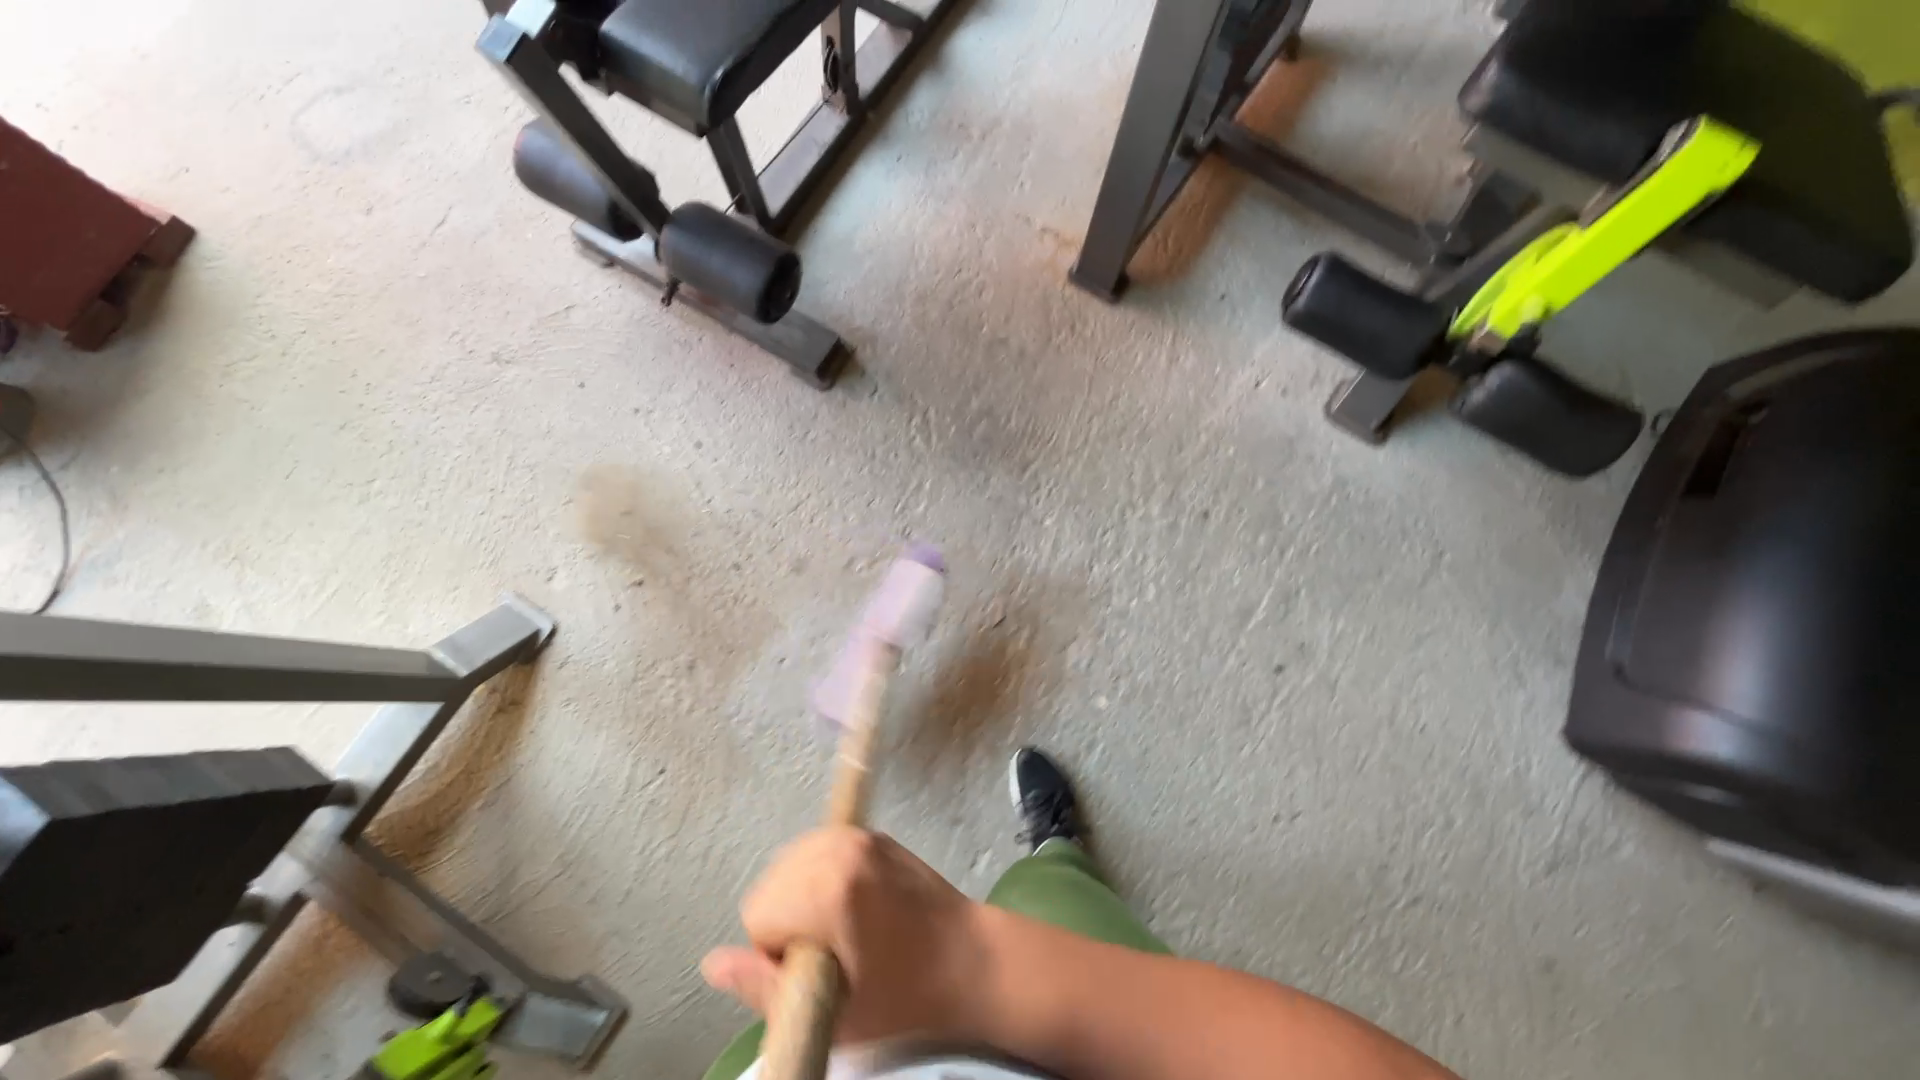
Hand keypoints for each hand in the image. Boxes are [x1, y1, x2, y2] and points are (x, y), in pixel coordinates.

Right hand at [701, 827, 988, 1043]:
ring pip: (790, 865)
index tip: (818, 970)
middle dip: (786, 920)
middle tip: (832, 952)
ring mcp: (858, 834)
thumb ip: (763, 987)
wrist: (973, 960)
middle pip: (770, 884)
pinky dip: (820, 875)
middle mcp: (837, 848)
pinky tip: (851, 904)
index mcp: (826, 889)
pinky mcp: (873, 833)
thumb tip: (712, 963)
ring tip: (843, 928)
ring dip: (801, 896)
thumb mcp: (831, 1010)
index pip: (757, 915)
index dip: (778, 953)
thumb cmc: (905, 996)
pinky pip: (819, 851)